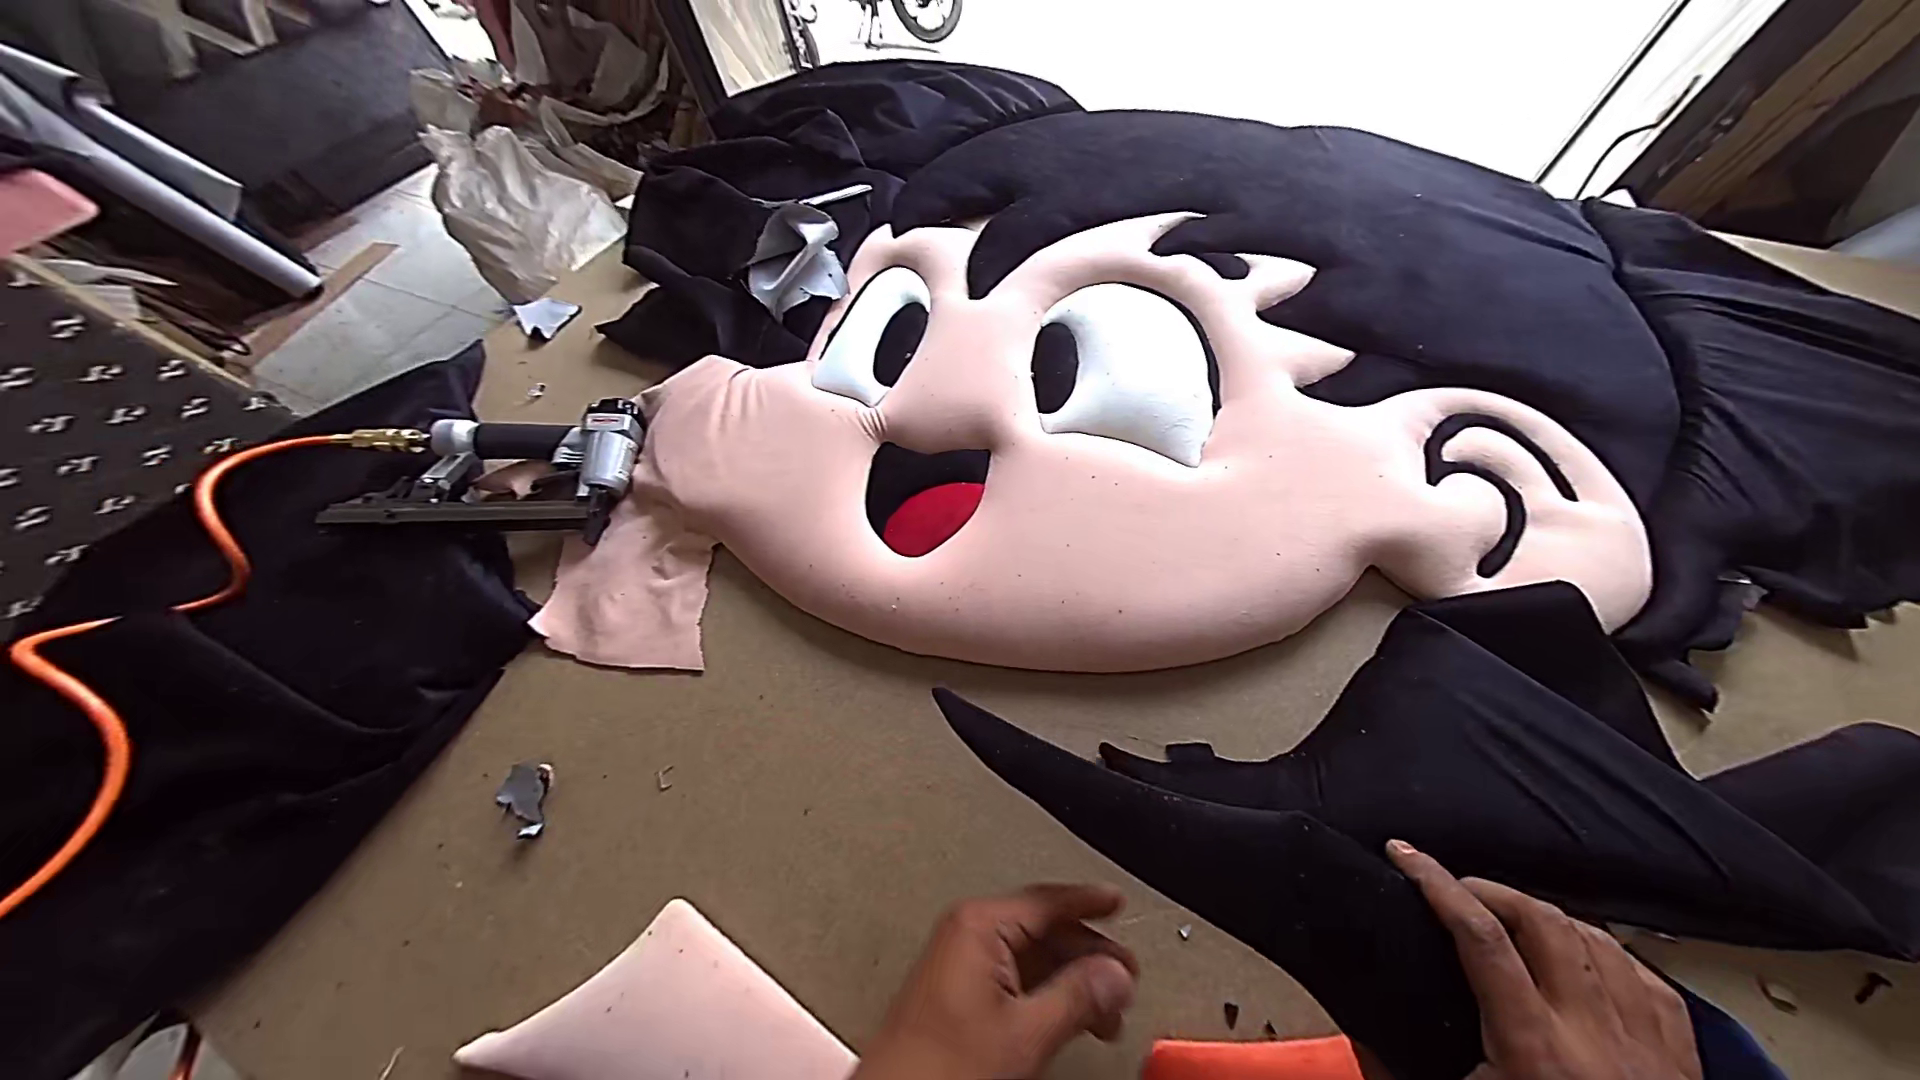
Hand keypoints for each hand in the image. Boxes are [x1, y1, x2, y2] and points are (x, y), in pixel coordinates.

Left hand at [852, 883, 1139, 1079]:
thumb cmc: (939, 1067)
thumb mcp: (1024, 1033)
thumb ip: (1076, 997)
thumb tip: (1114, 973)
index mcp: (978, 924)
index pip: (1046, 900)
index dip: (1087, 901)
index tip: (1115, 901)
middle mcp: (968, 931)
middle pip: (1042, 927)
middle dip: (1086, 951)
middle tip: (1124, 972)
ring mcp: (962, 958)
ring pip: (1031, 954)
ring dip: (1070, 977)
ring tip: (1105, 1005)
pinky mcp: (960, 986)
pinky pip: (1015, 974)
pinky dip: (1047, 991)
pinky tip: (1069, 1014)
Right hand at [1386, 840, 1700, 1079]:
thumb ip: (1392, 1071)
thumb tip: (1353, 1032)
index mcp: (1533, 1049)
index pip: (1480, 935)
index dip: (1435, 882)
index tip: (1402, 854)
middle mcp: (1594, 1038)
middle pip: (1542, 920)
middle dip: (1488, 888)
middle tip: (1452, 889)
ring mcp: (1649, 1051)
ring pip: (1596, 938)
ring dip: (1542, 913)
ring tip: (1507, 914)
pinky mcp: (1686, 1067)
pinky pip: (1647, 978)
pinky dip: (1604, 949)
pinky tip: (1577, 952)